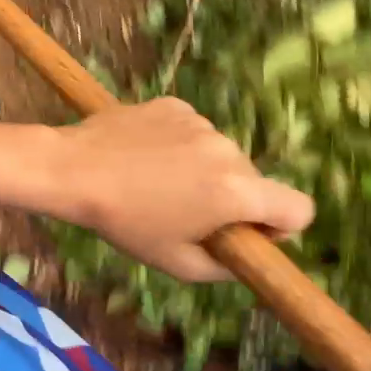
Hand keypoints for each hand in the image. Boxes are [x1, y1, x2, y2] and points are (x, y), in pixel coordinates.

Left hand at [38, 98, 314, 281]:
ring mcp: (199, 121)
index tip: (244, 233)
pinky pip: (191, 131)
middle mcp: (228, 149)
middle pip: (254, 180)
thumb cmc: (124, 221)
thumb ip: (228, 265)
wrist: (71, 168)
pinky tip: (143, 155)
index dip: (279, 227)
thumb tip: (247, 253)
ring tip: (154, 182)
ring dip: (202, 169)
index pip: (300, 208)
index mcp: (238, 191)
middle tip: (183, 210)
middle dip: (232, 198)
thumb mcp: (179, 263)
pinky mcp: (173, 104)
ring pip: (220, 154)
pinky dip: (178, 144)